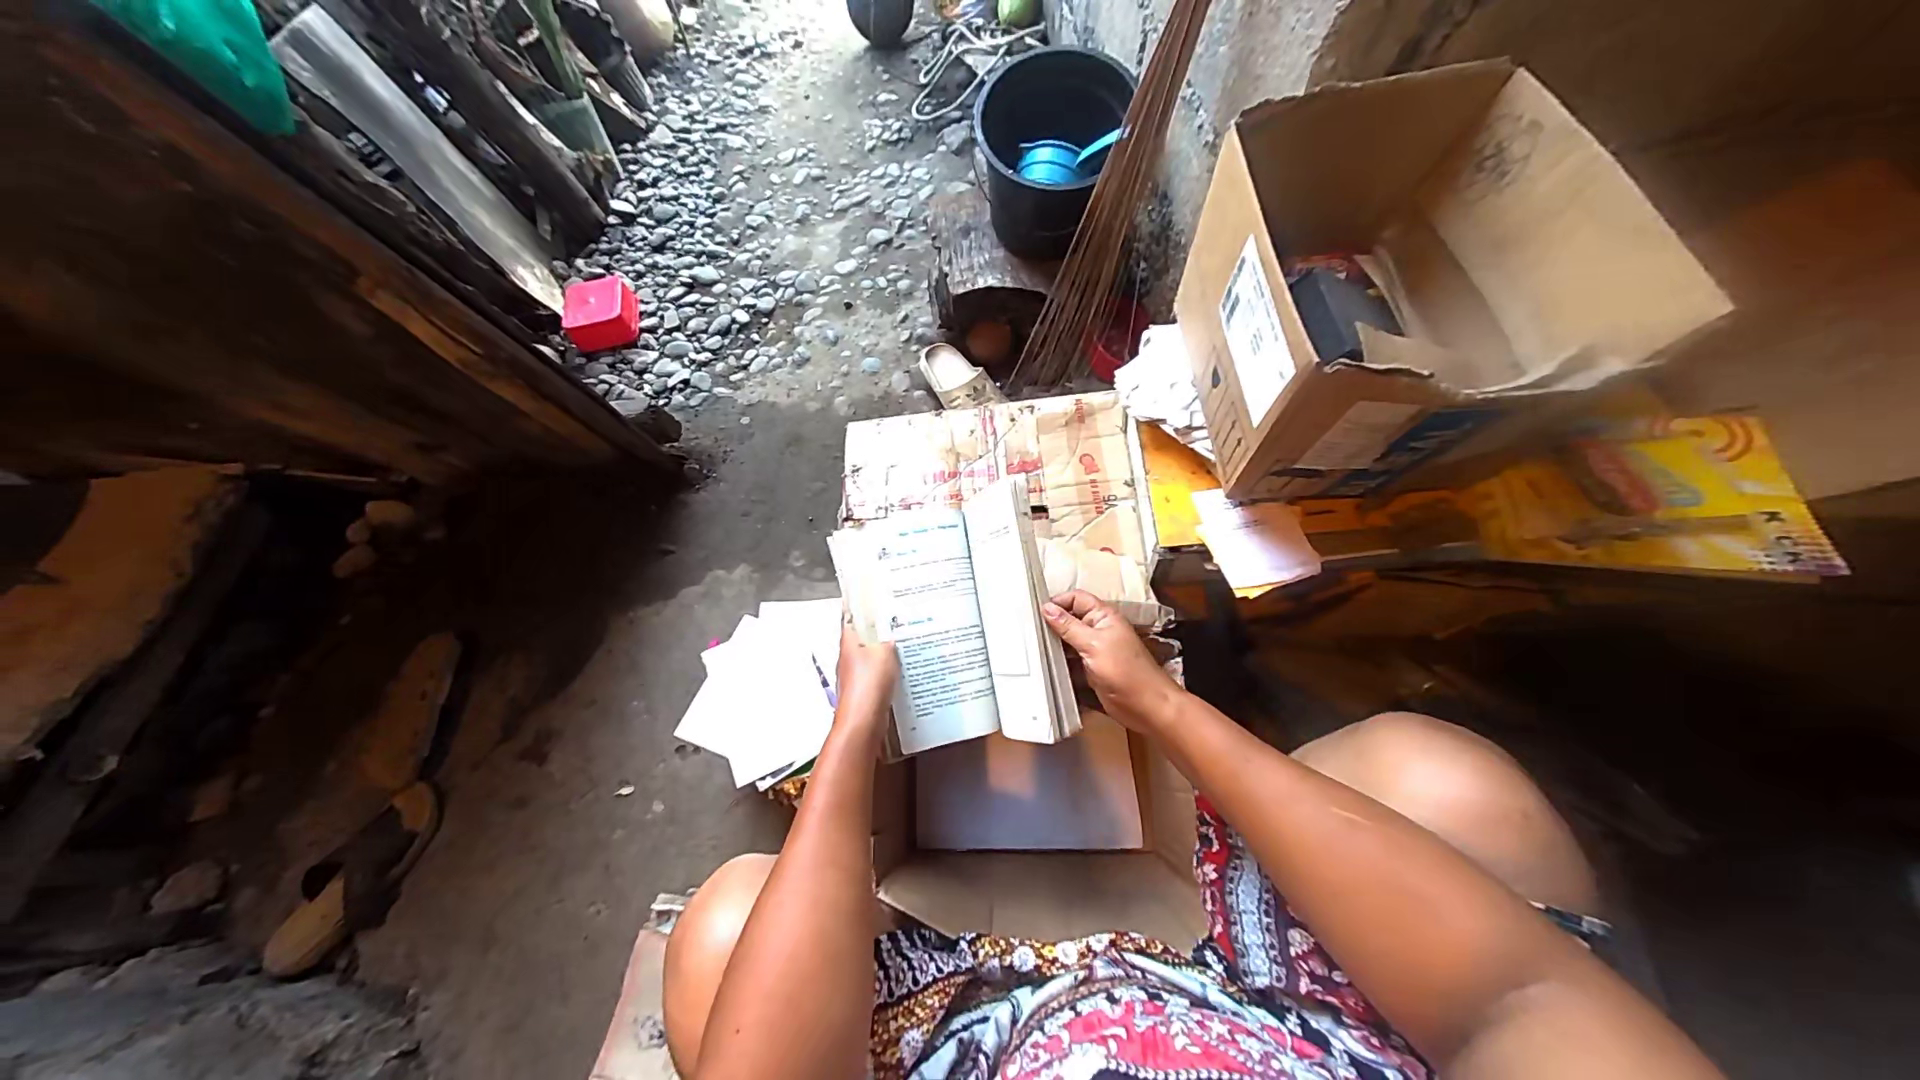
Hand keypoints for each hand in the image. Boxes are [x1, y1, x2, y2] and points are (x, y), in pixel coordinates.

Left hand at [834, 616, 897, 737]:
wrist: (864, 721)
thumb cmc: (869, 682)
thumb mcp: (884, 652)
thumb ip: (888, 640)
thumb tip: (891, 635)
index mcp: (848, 643)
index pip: (850, 618)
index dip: (860, 608)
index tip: (873, 599)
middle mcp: (848, 658)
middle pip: (862, 638)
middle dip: (877, 630)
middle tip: (896, 620)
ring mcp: (855, 676)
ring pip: (871, 657)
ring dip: (884, 652)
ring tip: (904, 643)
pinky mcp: (865, 692)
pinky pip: (878, 675)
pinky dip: (889, 671)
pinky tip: (903, 669)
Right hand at [1041, 590, 1180, 732]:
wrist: (1145, 706)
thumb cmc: (1125, 671)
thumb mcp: (1093, 644)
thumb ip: (1068, 626)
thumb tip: (1046, 608)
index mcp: (1103, 616)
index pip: (1076, 598)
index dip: (1057, 601)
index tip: (1035, 612)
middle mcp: (1098, 628)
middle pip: (1070, 617)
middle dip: (1052, 621)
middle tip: (1028, 628)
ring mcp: (1094, 648)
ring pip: (1068, 638)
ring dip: (1053, 641)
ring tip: (1032, 644)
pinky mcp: (1090, 667)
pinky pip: (1070, 657)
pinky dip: (1058, 658)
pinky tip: (1044, 661)